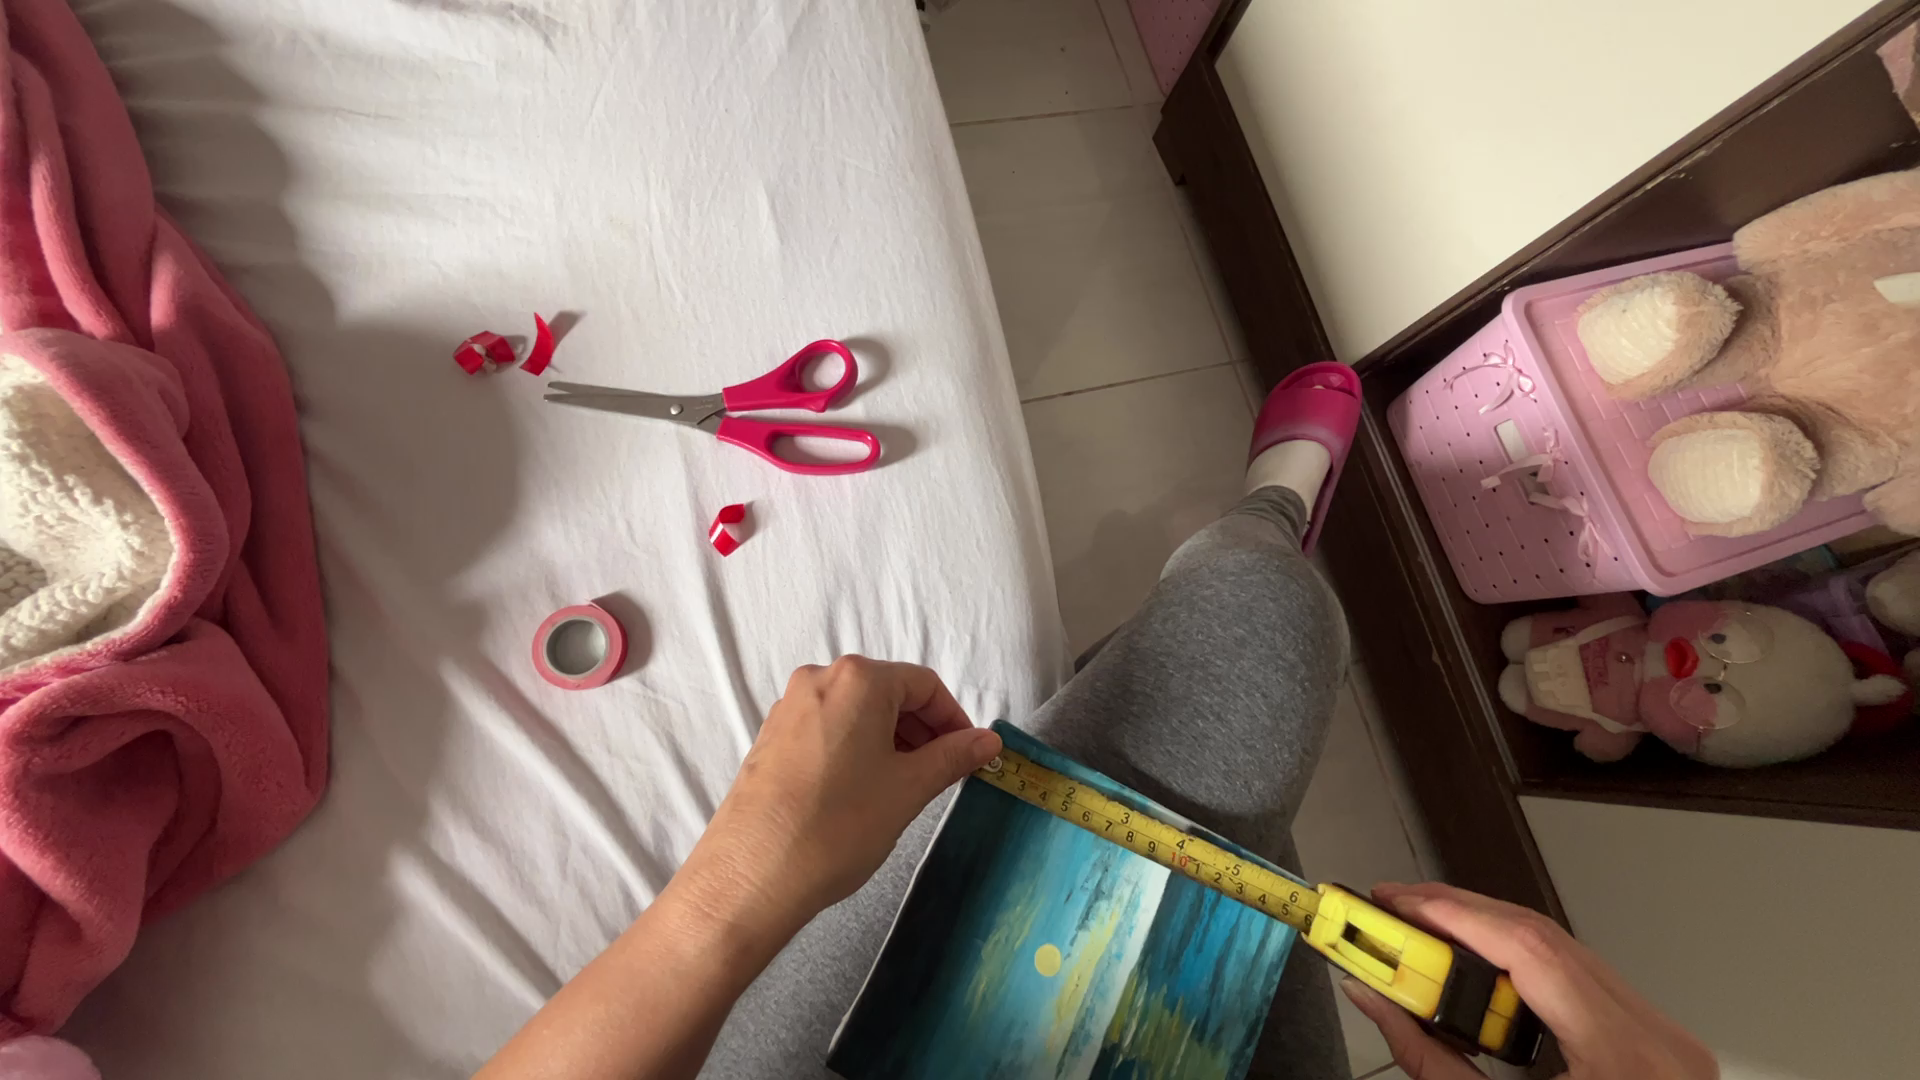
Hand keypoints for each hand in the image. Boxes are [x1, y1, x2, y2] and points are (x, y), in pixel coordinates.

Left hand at [669, 656, 1001, 947]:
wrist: (750, 876)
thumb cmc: (840, 824)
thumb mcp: (909, 789)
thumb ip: (954, 756)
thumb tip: (988, 741)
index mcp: (858, 678)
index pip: (925, 684)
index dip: (955, 719)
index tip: (970, 756)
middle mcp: (820, 678)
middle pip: (889, 691)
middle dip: (922, 729)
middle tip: (941, 773)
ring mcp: (789, 706)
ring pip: (857, 710)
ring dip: (890, 739)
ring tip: (903, 785)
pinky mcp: (770, 735)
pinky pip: (828, 726)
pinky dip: (856, 746)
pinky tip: (861, 789)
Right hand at [1341, 883, 1716, 1079]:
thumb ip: (1425, 1058)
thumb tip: (1365, 994)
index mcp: (1627, 1059)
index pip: (1529, 950)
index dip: (1455, 916)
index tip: (1395, 905)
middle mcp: (1655, 1034)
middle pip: (1539, 933)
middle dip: (1457, 908)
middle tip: (1393, 904)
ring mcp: (1659, 1030)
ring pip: (1555, 941)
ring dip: (1480, 922)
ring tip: (1420, 922)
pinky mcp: (1648, 1033)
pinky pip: (1570, 966)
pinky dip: (1511, 948)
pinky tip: (1470, 950)